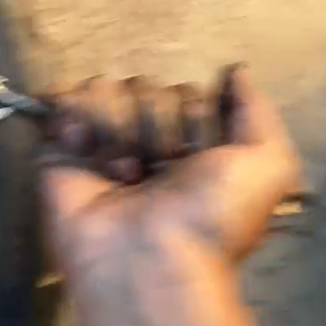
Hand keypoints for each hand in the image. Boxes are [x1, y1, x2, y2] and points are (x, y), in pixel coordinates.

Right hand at [37, 66, 301, 274]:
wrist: (146, 256)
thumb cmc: (209, 217)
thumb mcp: (268, 167)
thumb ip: (258, 112)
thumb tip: (236, 69)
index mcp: (189, 143)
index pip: (182, 91)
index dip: (191, 121)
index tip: (196, 161)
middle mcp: (143, 137)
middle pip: (142, 87)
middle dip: (152, 126)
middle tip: (156, 172)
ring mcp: (98, 139)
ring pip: (103, 88)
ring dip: (115, 129)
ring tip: (121, 173)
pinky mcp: (57, 143)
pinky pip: (64, 98)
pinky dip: (73, 117)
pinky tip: (82, 147)